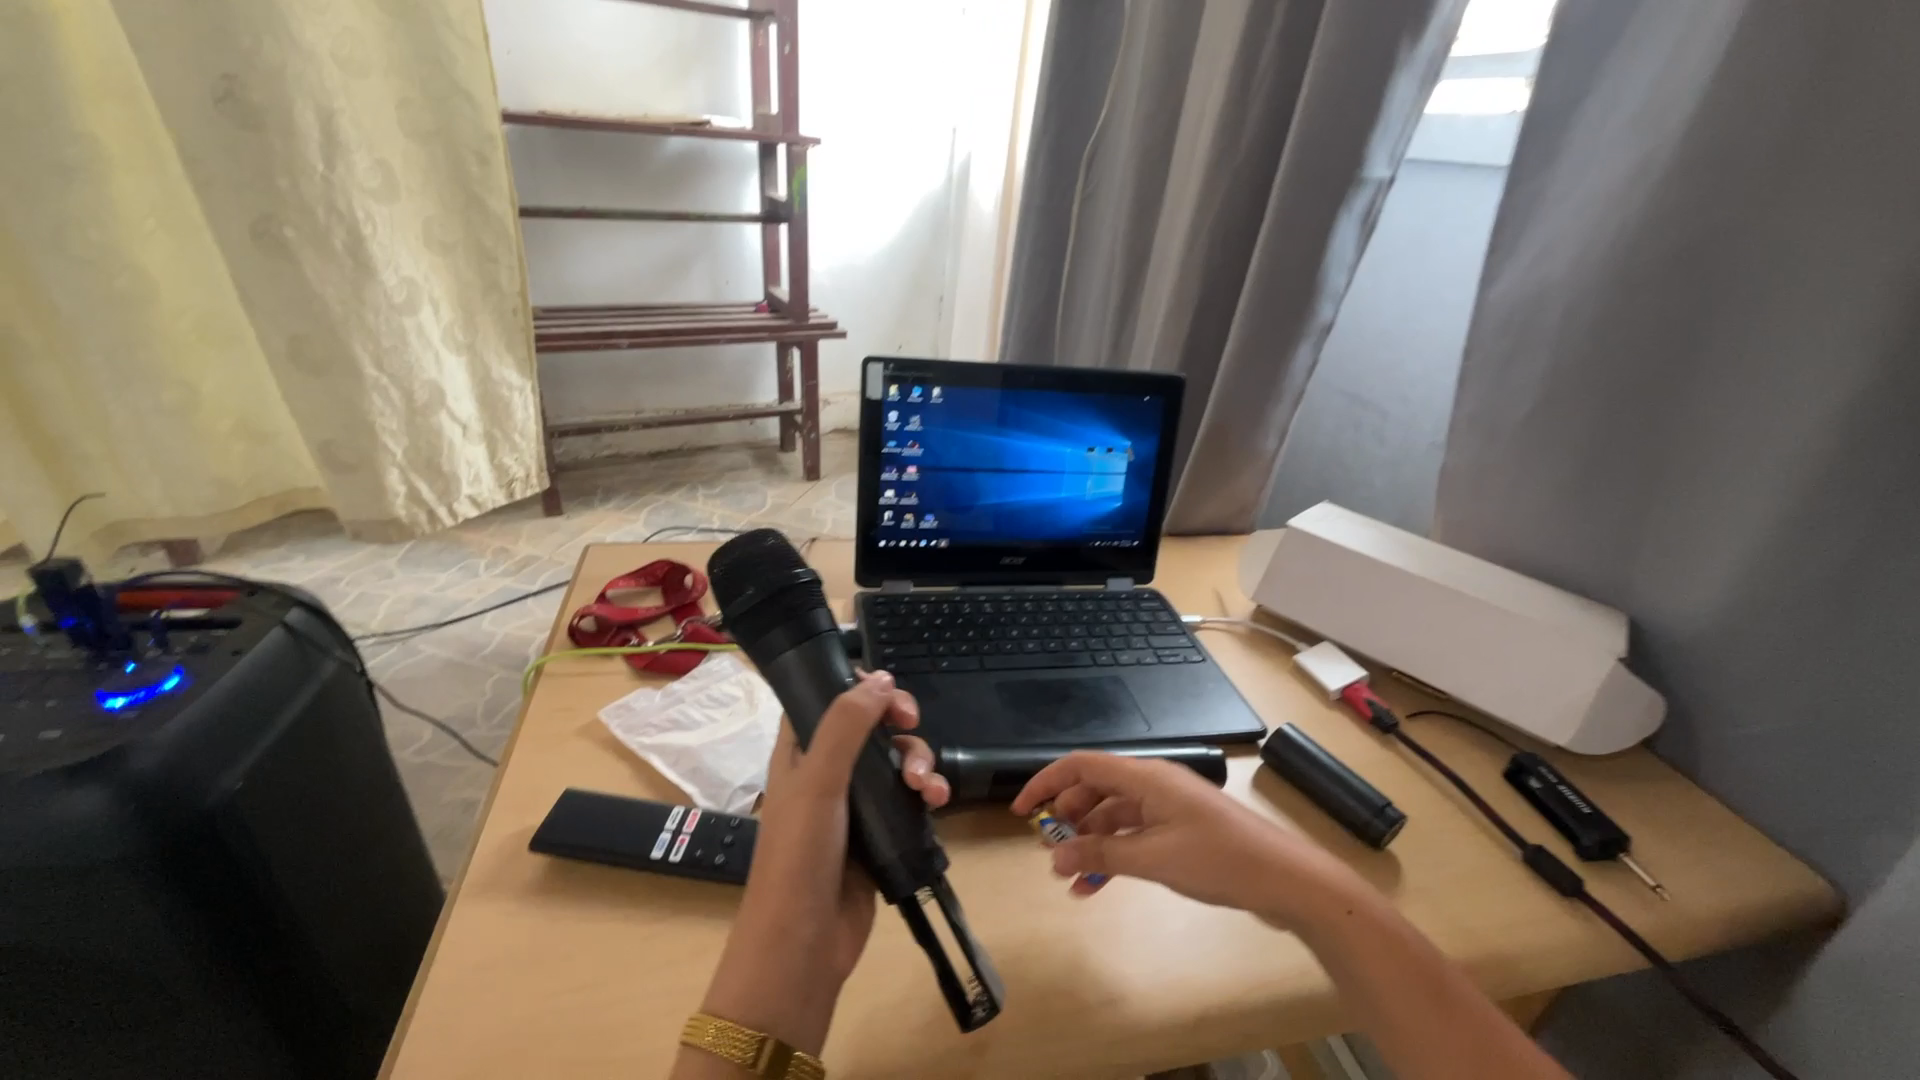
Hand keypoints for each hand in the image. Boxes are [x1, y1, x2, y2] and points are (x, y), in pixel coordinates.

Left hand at [695, 670, 947, 1056]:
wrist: (805, 942)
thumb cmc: (800, 854)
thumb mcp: (818, 780)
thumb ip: (847, 725)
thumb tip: (882, 677)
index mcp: (799, 753)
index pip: (824, 700)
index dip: (855, 686)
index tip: (886, 690)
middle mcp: (826, 773)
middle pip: (870, 727)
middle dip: (897, 722)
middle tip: (912, 722)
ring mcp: (855, 804)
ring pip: (896, 762)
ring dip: (919, 761)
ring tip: (927, 787)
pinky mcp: (882, 832)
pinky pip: (910, 798)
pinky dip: (928, 793)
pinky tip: (938, 803)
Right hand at [1011, 751, 1366, 929]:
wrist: (1285, 880)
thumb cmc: (1219, 860)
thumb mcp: (1154, 858)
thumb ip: (1101, 854)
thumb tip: (1055, 856)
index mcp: (1145, 778)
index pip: (1082, 766)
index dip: (1046, 783)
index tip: (1021, 811)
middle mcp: (1153, 785)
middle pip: (1095, 789)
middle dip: (1066, 817)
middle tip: (1048, 849)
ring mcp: (1168, 808)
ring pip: (1112, 816)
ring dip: (1088, 842)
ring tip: (1067, 875)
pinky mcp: (1180, 832)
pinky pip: (1133, 836)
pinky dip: (1112, 856)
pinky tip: (1095, 886)